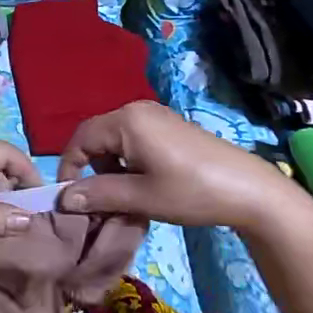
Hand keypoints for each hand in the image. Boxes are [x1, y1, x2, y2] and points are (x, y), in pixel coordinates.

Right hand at [57, 101, 310, 232]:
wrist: (249, 190)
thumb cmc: (191, 191)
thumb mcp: (140, 197)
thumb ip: (98, 194)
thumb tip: (63, 197)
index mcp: (127, 120)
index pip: (80, 138)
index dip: (69, 167)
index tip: (70, 199)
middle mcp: (137, 110)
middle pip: (97, 137)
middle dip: (92, 170)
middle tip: (100, 202)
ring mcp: (156, 116)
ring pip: (115, 141)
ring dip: (111, 169)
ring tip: (125, 199)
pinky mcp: (170, 127)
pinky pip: (134, 141)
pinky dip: (128, 163)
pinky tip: (144, 187)